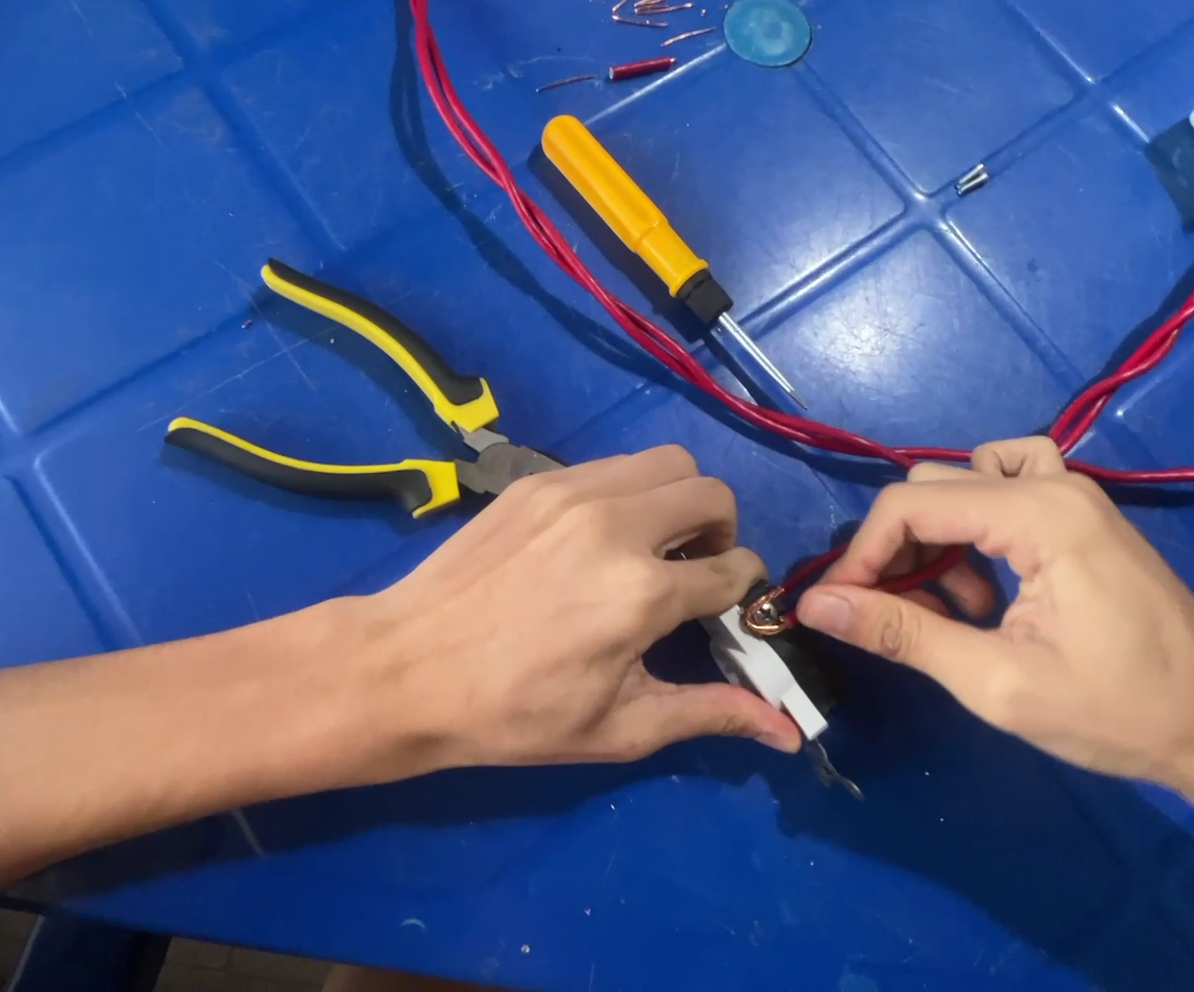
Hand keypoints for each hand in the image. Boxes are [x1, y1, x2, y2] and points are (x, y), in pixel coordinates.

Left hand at [354, 446, 802, 772]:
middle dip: (723, 531)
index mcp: (643, 593)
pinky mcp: (537, 482)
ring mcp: (573, 493)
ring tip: (652, 544)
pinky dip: (629, 491)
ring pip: (666, 462)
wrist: (406, 668)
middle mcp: (617, 525)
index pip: (733, 569)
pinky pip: (612, 465)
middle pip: (712, 493)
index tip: (723, 609)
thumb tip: (787, 732)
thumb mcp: (618, 727)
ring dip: (679, 499)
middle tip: (694, 569)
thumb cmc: (513, 713)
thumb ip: (710, 714)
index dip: (743, 592)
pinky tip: (599, 535)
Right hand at [795, 438, 1193, 792]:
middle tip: (895, 613)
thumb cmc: (1118, 714)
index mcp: (1039, 514)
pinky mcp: (1083, 517)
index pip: (910, 505)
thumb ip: (899, 633)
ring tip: (954, 606)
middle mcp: (1056, 485)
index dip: (860, 553)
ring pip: (964, 481)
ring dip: (937, 536)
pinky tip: (987, 583)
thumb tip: (814, 605)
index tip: (838, 607)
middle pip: (933, 487)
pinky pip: (1005, 489)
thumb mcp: (995, 681)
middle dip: (897, 548)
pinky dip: (974, 525)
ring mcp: (1075, 496)